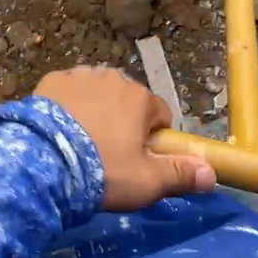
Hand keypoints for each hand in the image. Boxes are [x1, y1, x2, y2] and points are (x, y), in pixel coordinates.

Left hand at [34, 67, 215, 209]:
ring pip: (97, 94)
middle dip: (123, 122)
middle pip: (127, 101)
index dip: (153, 139)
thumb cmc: (104, 171)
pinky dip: (67, 107)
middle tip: (108, 155)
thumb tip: (212, 173)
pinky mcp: (52, 80)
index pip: (160, 114)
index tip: (139, 160)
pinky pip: (68, 93)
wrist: (45, 162)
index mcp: (139, 98)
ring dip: (95, 111)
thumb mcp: (147, 182)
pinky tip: (58, 131)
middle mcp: (112, 76)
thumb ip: (181, 174)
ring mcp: (80, 75)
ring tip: (80, 144)